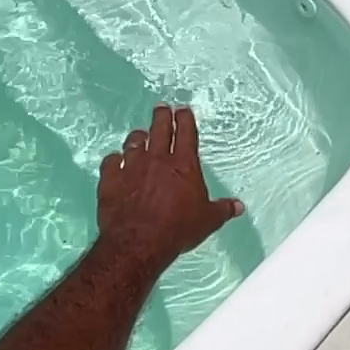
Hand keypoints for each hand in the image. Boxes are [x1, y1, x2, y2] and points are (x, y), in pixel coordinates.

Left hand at [96, 104, 241, 275]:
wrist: (139, 242)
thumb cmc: (178, 229)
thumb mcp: (208, 221)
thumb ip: (222, 209)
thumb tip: (238, 206)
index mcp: (184, 165)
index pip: (186, 133)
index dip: (185, 119)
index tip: (183, 110)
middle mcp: (157, 160)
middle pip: (159, 129)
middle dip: (161, 116)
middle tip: (161, 108)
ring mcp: (131, 167)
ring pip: (134, 143)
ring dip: (138, 137)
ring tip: (140, 134)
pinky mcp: (110, 179)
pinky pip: (110, 162)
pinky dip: (114, 159)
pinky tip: (115, 160)